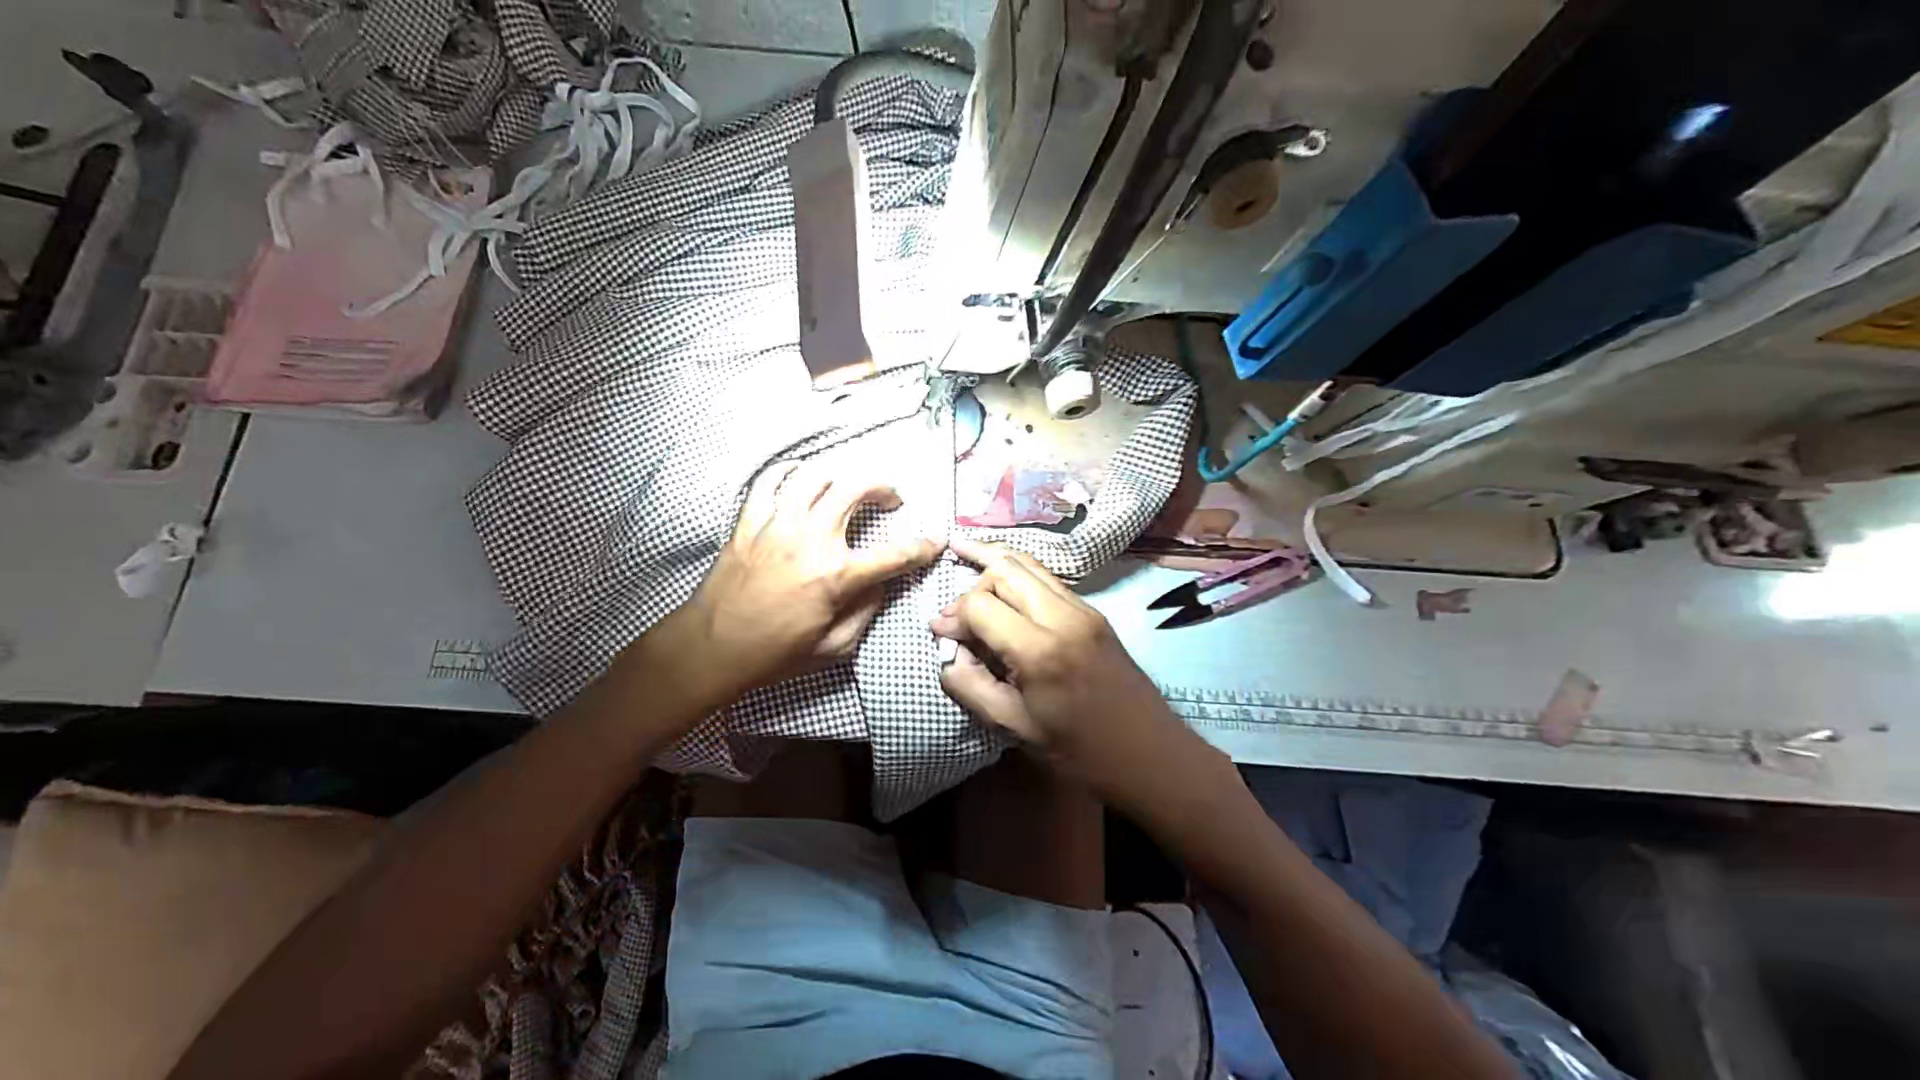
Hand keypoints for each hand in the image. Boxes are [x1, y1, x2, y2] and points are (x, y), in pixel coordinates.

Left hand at [643, 461, 944, 706]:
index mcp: (835, 577)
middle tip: (891, 499)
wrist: (711, 649)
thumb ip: (864, 611)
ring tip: (849, 487)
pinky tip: (801, 477)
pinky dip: (790, 472)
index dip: (923, 546)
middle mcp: (810, 541)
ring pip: (815, 476)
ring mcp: (775, 526)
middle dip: (883, 487)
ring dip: (841, 475)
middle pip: (855, 489)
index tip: (936, 540)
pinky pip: (769, 481)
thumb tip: (880, 583)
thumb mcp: (834, 647)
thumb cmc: (774, 654)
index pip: (893, 555)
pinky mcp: (748, 522)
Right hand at [930, 539, 1190, 800]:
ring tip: (964, 550)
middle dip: (972, 580)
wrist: (1148, 753)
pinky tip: (1002, 579)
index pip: (980, 605)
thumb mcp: (1013, 727)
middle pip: (1005, 570)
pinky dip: (1019, 573)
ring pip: (1030, 563)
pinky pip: (1048, 578)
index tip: (940, 635)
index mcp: (1040, 650)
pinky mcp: (1094, 612)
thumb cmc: (1078, 751)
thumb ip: (970, 685)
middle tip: (952, 607)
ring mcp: (1083, 609)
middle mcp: (1063, 616)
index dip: (952, 616)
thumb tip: (948, 651)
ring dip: (995, 562)